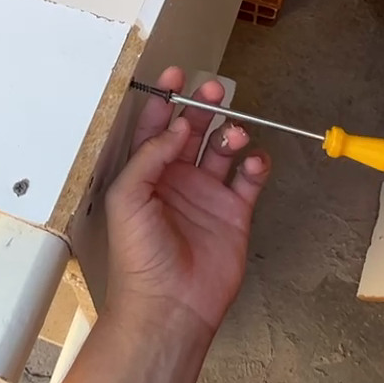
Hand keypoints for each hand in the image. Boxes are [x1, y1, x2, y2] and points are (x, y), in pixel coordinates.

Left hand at [104, 67, 270, 343]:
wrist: (169, 306)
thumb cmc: (139, 258)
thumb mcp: (128, 198)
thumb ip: (149, 156)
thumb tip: (176, 126)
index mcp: (147, 174)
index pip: (157, 127)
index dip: (166, 100)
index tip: (176, 75)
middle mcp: (177, 179)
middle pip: (193, 130)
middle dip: (202, 107)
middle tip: (213, 90)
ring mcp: (207, 194)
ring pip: (223, 149)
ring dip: (230, 133)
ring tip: (233, 134)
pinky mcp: (234, 212)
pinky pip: (249, 178)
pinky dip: (255, 162)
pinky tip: (252, 159)